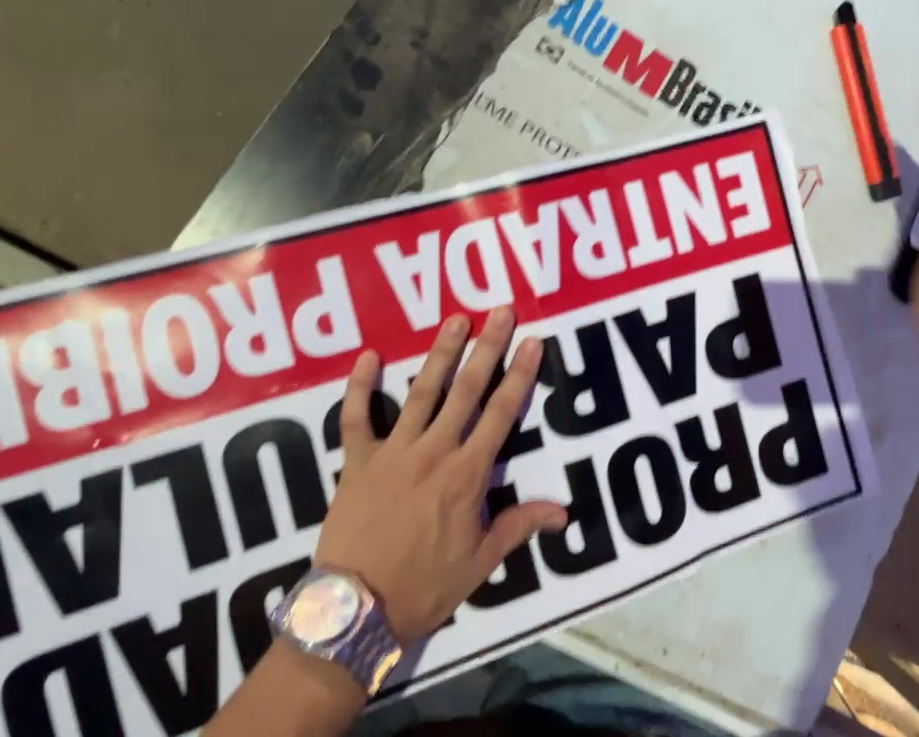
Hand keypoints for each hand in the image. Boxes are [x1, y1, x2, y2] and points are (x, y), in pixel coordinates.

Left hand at [314, 307, 567, 642]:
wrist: (355, 608)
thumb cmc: (424, 586)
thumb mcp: (479, 562)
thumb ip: (518, 527)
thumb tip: (563, 513)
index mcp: (467, 474)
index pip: (501, 414)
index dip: (519, 376)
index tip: (532, 342)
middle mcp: (434, 451)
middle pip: (466, 390)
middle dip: (487, 348)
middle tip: (500, 311)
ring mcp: (393, 452)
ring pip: (421, 392)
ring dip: (440, 353)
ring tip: (455, 320)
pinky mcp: (357, 461)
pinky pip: (356, 417)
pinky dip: (360, 387)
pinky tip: (368, 356)